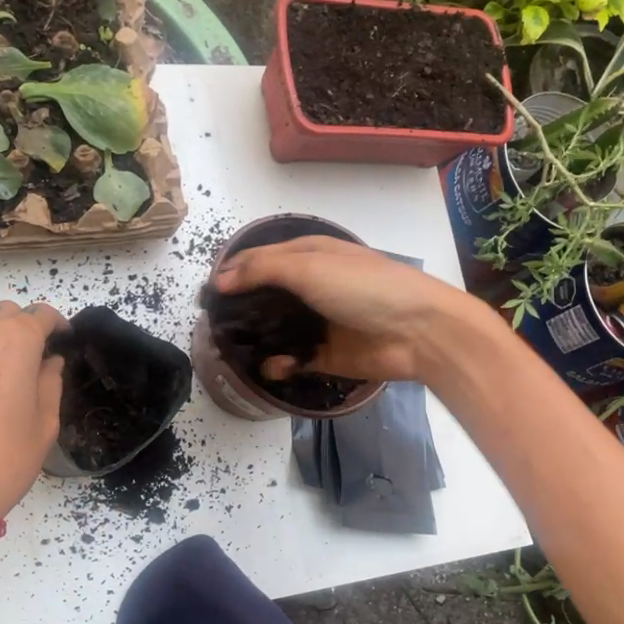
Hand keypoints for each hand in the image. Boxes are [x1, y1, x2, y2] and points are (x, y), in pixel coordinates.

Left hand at [0, 301, 66, 519]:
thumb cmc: (0, 464)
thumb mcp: (43, 427)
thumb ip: (50, 384)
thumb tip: (48, 363)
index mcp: (12, 343)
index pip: (40, 315)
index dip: (55, 325)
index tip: (61, 342)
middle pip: (2, 315)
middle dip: (20, 330)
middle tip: (29, 364)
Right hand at [211, 235, 495, 382]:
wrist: (417, 332)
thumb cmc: (364, 288)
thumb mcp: (309, 267)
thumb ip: (261, 269)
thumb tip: (220, 278)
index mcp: (308, 256)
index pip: (259, 260)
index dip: (232, 273)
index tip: (205, 293)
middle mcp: (310, 287)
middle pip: (263, 298)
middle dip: (239, 311)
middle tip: (214, 326)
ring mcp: (317, 323)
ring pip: (273, 331)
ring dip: (256, 341)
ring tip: (234, 351)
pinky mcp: (324, 355)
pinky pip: (292, 360)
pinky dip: (280, 364)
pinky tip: (276, 367)